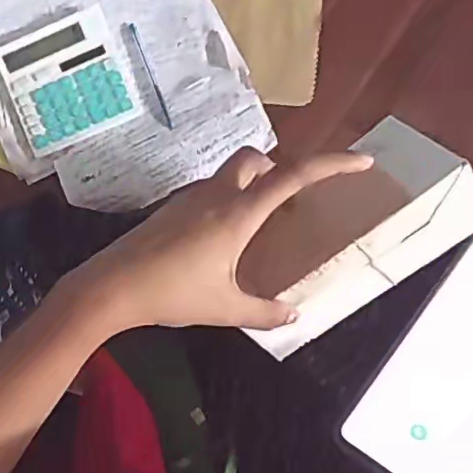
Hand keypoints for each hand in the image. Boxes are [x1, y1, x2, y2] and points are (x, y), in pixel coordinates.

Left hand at [64, 147, 374, 330]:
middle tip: (289, 201)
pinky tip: (222, 236)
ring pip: (230, 172)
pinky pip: (210, 190)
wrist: (112, 286)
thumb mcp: (224, 308)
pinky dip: (228, 198)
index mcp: (237, 215)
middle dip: (279, 168)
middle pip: (255, 158)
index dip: (331, 165)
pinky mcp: (172, 207)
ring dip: (252, 184)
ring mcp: (189, 198)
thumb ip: (262, 311)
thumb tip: (292, 314)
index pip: (292, 177)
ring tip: (259, 223)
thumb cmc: (172, 294)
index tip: (360, 162)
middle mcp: (216, 195)